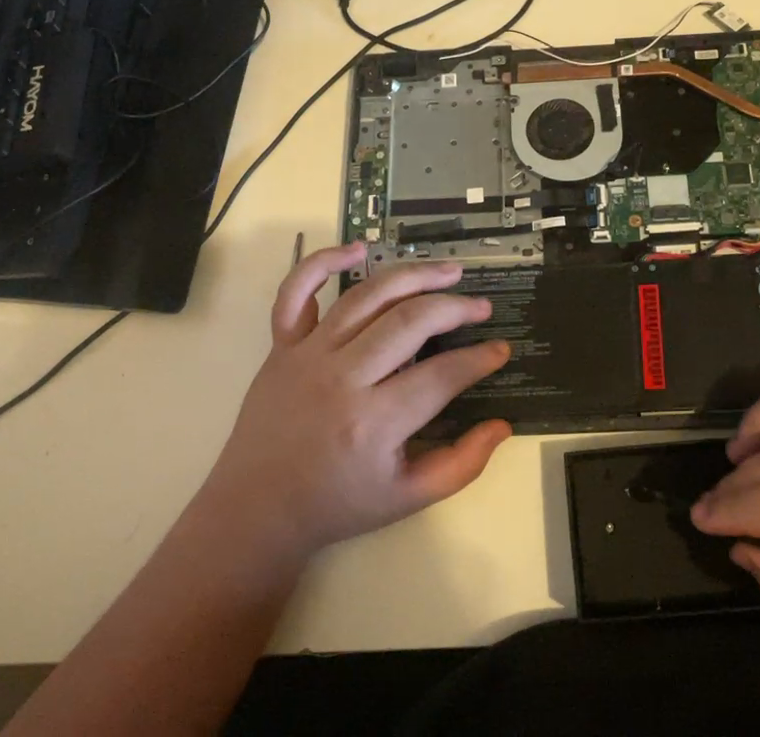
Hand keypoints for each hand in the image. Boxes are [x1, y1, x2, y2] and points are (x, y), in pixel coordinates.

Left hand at [197, 243, 512, 559]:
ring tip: (449, 270)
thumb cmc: (338, 504)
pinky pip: (297, 292)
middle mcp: (342, 379)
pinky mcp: (282, 346)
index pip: (442, 375)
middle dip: (454, 308)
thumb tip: (502, 426)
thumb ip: (461, 465)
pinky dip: (324, 263)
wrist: (256, 509)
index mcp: (374, 423)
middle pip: (409, 322)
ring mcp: (307, 356)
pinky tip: (358, 249)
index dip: (479, 359)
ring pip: (367, 297)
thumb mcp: (408, 499)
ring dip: (413, 276)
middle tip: (481, 307)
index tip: (501, 350)